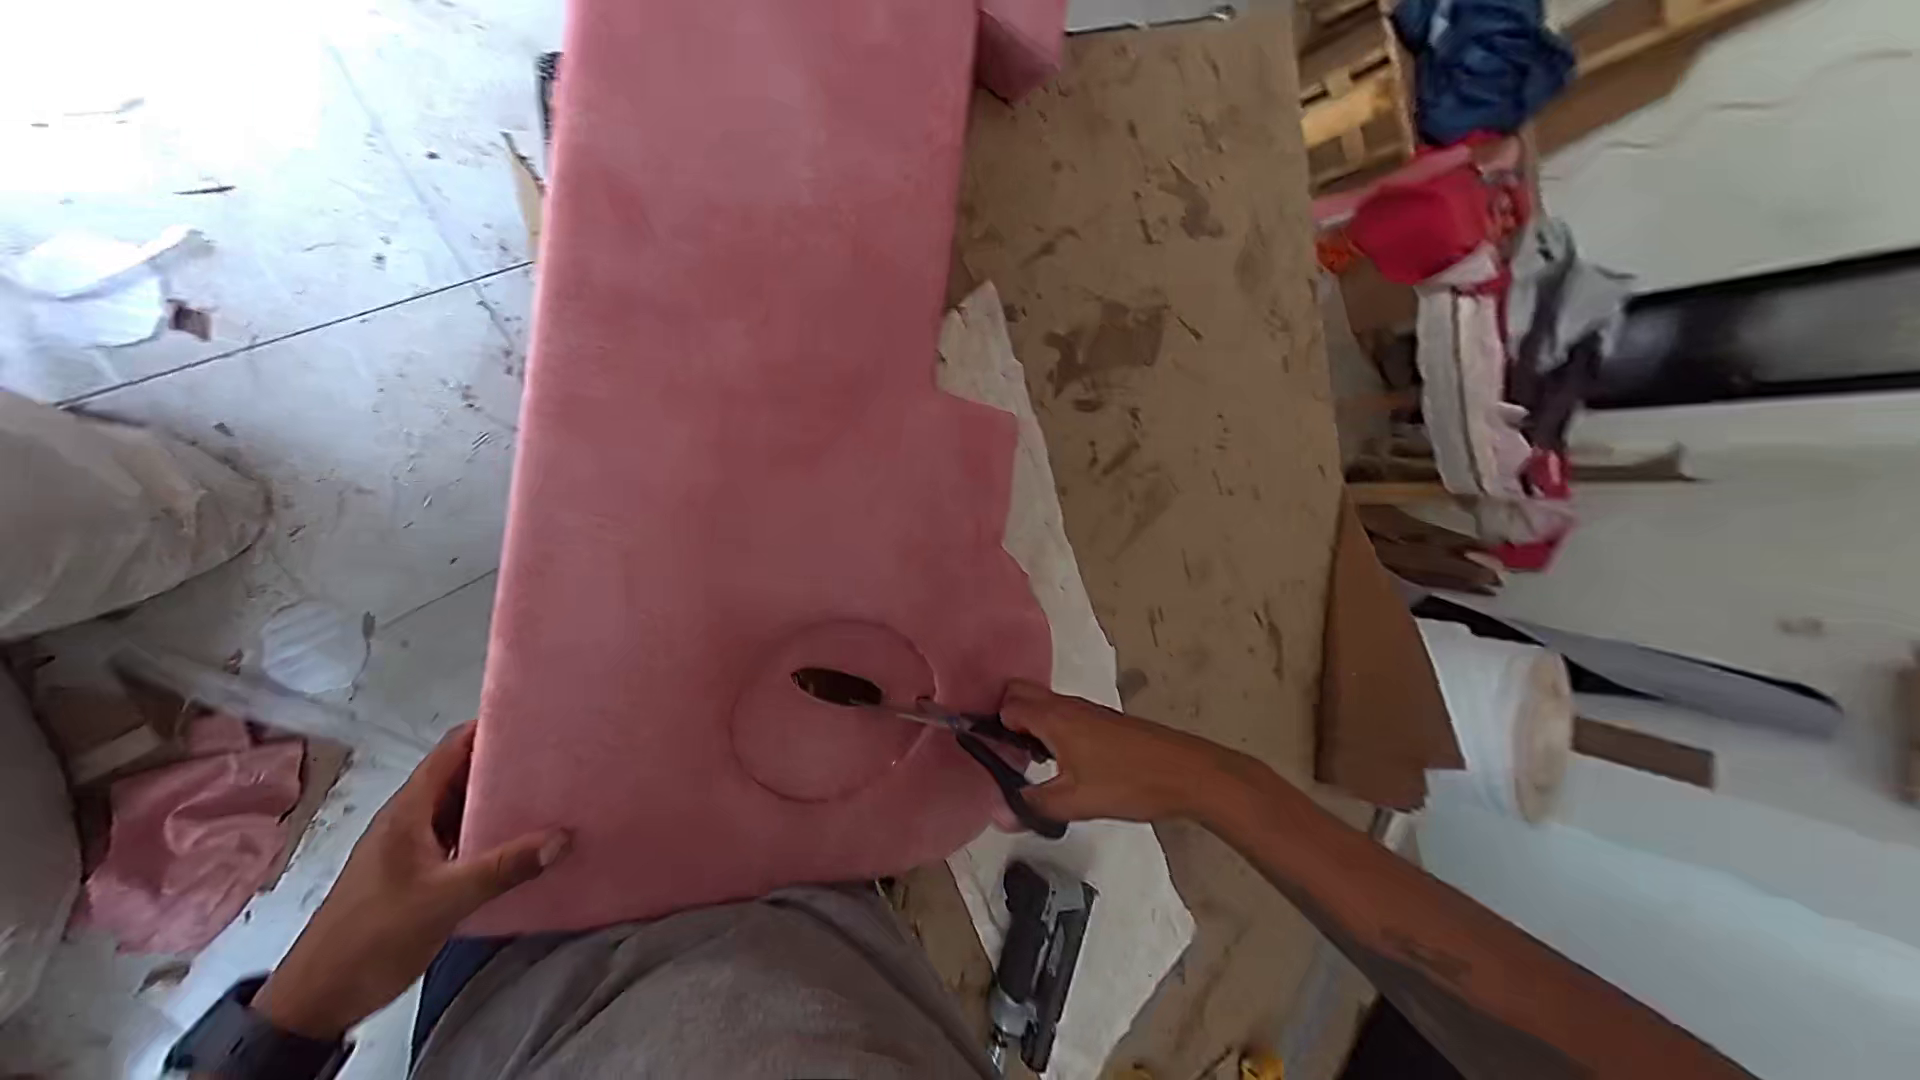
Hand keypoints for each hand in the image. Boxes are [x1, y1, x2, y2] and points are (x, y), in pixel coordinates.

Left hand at [254, 723, 569, 1039]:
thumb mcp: (443, 900)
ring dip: (503, 798)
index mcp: (408, 811)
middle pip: (464, 775)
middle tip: (557, 753)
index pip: (451, 750)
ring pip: (466, 806)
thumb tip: (562, 837)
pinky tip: (528, 836)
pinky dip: (495, 828)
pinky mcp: (424, 871)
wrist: (316, 1002)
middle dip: (507, 762)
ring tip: (553, 789)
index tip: (534, 718)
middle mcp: (412, 819)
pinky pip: (466, 834)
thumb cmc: (371, 936)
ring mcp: (416, 846)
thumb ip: (504, 866)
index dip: (489, 728)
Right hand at [998, 680, 1259, 823]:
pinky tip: (1060, 763)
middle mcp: (1067, 705)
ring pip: (1043, 703)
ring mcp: (1087, 710)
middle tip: (1005, 753)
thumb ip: (1033, 805)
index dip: (993, 727)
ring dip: (1028, 723)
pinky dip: (1049, 728)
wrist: (1186, 772)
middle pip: (1021, 692)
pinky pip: (1061, 713)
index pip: (1007, 706)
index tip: (992, 755)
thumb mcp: (1076, 801)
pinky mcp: (1102, 721)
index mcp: (1054, 718)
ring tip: (1029, 762)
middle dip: (1005, 714)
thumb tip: (997, 814)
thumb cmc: (1127, 782)